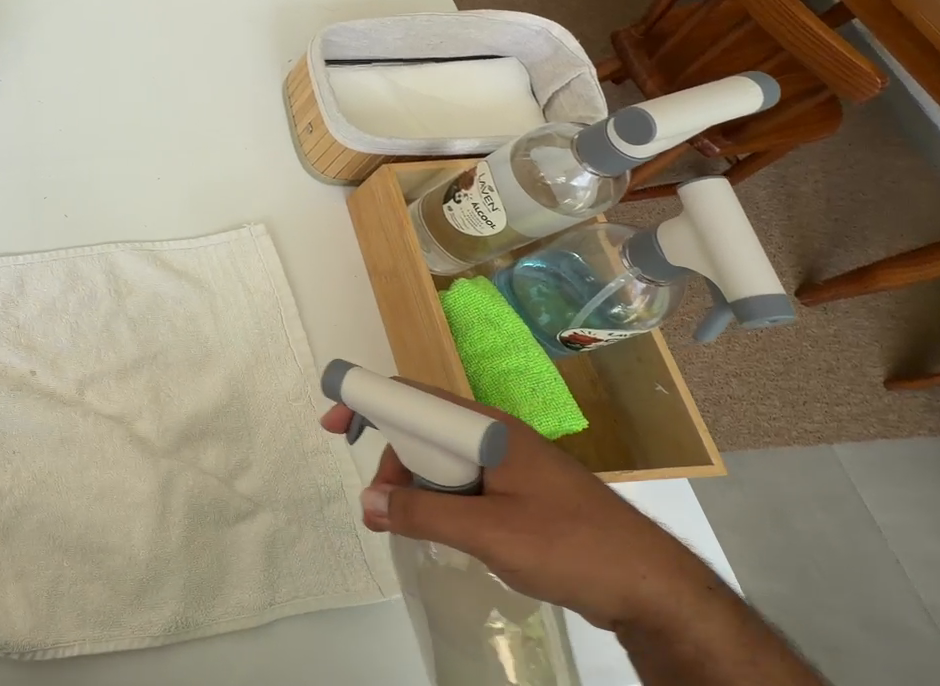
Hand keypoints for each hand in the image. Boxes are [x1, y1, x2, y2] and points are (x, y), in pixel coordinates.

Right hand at [321, 381, 713, 630]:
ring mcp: (511, 464)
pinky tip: (440, 529)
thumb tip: (368, 502)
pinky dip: (440, 500)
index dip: (367, 402)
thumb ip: (421, 513)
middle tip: (375, 504)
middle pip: (423, 431)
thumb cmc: (572, 547)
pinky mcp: (522, 492)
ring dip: (413, 487)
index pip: (413, 398)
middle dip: (389, 461)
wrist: (659, 593)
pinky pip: (464, 483)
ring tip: (400, 525)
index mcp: (487, 430)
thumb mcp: (488, 532)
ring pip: (442, 461)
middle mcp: (495, 437)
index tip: (333, 423)